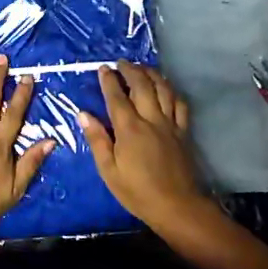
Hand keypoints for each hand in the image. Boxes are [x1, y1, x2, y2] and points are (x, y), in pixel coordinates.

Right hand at [77, 61, 211, 228]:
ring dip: (152, 75)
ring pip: (164, 90)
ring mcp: (170, 125)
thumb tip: (84, 114)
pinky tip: (166, 89)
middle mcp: (151, 120)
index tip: (103, 68)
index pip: (117, 97)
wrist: (176, 206)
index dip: (109, 80)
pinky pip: (180, 104)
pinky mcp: (183, 132)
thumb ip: (97, 139)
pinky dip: (172, 91)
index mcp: (129, 129)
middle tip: (121, 62)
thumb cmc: (136, 191)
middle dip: (131, 70)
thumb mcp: (108, 170)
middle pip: (143, 86)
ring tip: (143, 68)